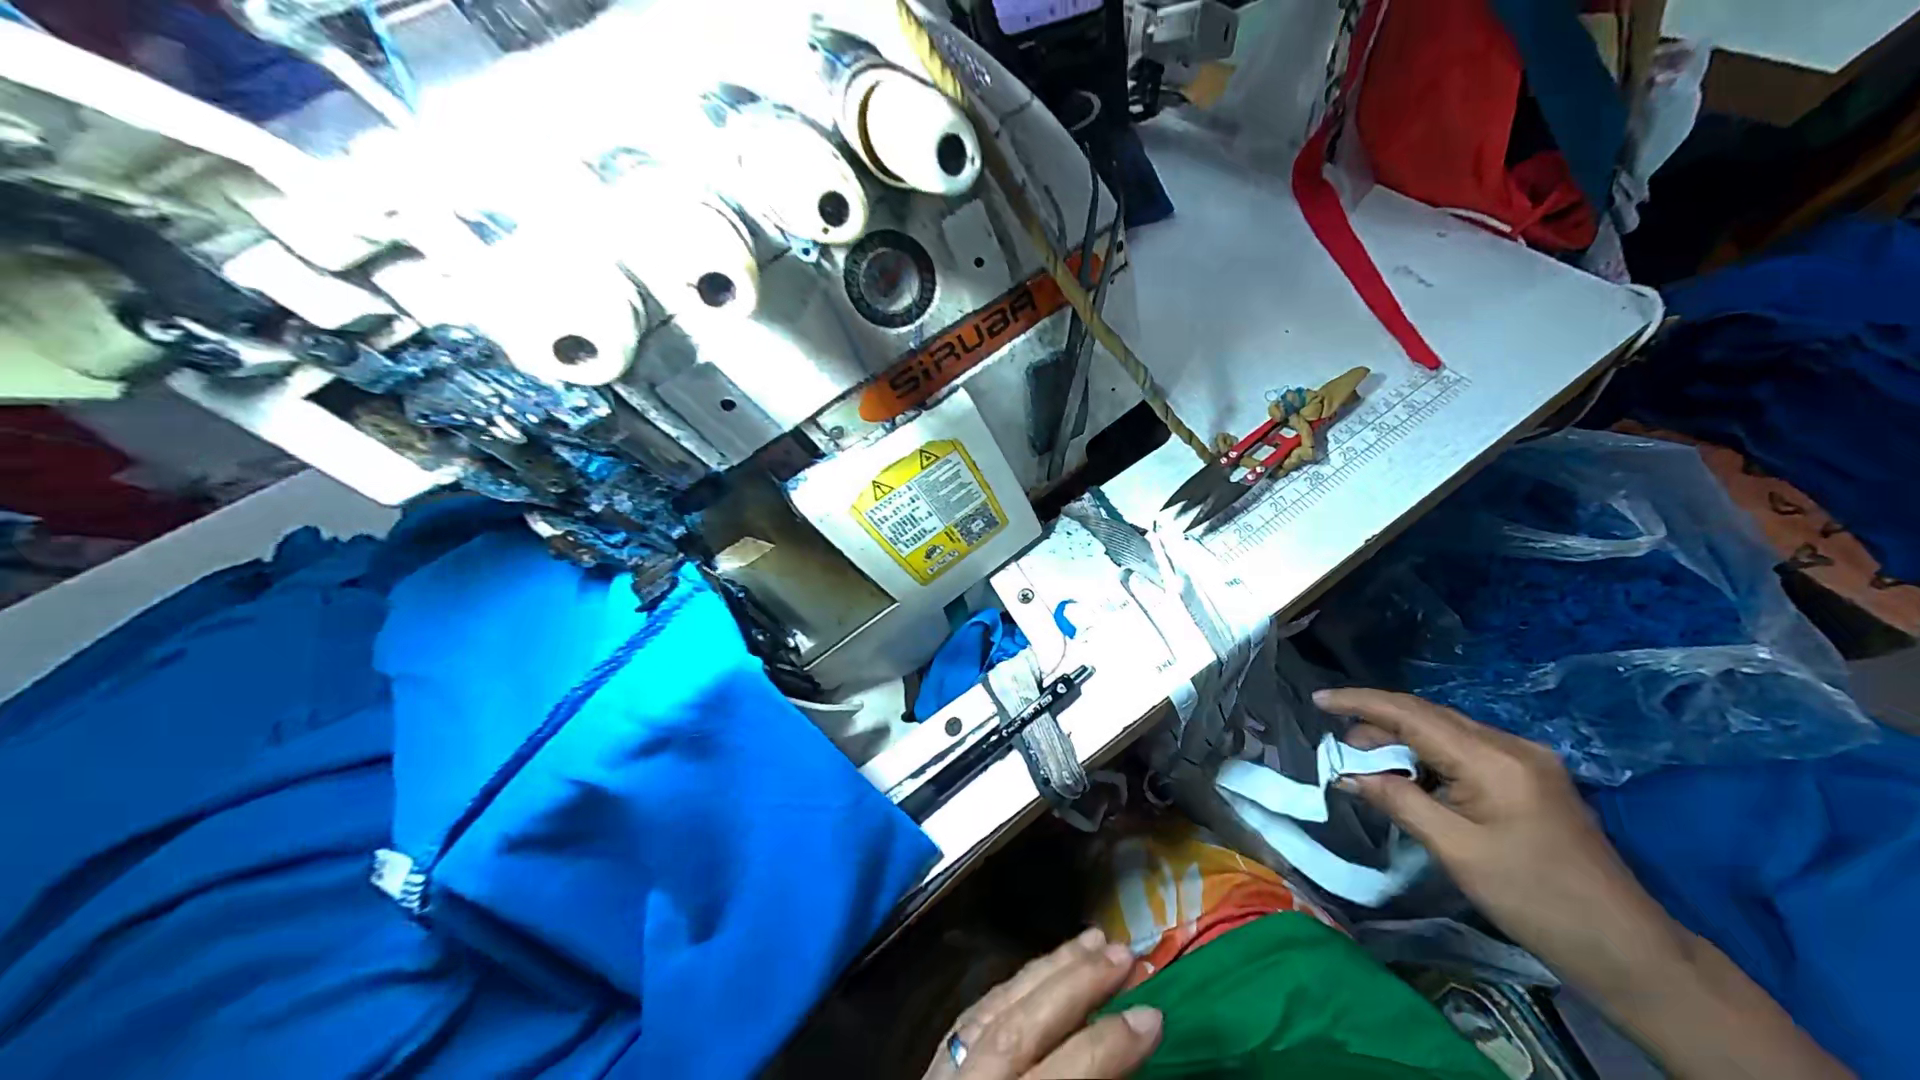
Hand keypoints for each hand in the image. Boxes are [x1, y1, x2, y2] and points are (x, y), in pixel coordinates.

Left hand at [923, 927, 1161, 1079]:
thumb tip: (1125, 1064)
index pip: (1058, 1077)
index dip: (1108, 1045)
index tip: (1154, 1017)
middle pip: (1019, 1028)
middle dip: (1076, 986)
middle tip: (1126, 954)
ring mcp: (944, 1075)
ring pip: (995, 1007)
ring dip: (1049, 969)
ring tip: (1093, 940)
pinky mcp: (937, 1065)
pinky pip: (977, 1012)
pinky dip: (1016, 983)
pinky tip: (1043, 968)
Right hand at [1316, 687, 1689, 1000]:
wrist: (1626, 946)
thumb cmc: (1534, 898)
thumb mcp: (1455, 850)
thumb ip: (1398, 800)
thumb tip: (1348, 774)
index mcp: (1493, 760)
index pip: (1412, 714)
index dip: (1360, 702)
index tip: (1318, 700)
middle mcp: (1512, 745)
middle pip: (1429, 716)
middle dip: (1377, 724)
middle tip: (1339, 750)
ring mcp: (1527, 759)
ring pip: (1446, 731)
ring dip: (1402, 739)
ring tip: (1365, 761)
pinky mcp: (1532, 777)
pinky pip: (1465, 749)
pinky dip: (1428, 754)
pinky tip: (1409, 774)